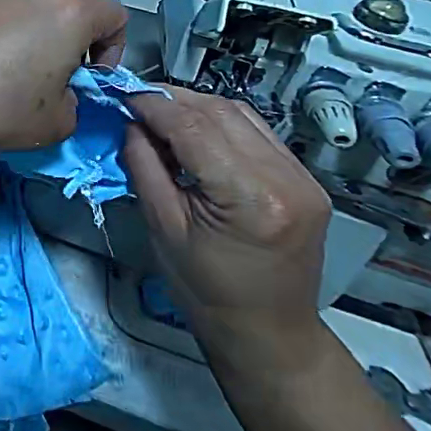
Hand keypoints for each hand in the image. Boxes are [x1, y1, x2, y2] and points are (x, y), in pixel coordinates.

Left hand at [0, 0, 127, 167]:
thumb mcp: (57, 123)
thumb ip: (77, 100)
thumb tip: (62, 88)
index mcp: (71, 10)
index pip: (116, 15)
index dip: (113, 50)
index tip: (88, 78)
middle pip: (74, 7)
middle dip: (73, 41)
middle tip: (51, 78)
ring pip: (37, 6)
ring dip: (38, 33)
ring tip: (11, 70)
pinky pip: (4, 8)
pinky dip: (6, 29)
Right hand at [122, 86, 332, 338]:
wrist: (266, 334)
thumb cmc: (206, 293)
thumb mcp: (162, 228)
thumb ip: (144, 165)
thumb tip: (132, 120)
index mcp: (250, 198)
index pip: (194, 127)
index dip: (154, 105)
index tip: (124, 96)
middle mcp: (285, 178)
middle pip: (220, 112)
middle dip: (174, 100)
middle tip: (138, 104)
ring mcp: (302, 177)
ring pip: (241, 114)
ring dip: (198, 106)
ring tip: (164, 115)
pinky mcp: (306, 179)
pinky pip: (258, 132)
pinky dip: (223, 123)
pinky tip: (199, 132)